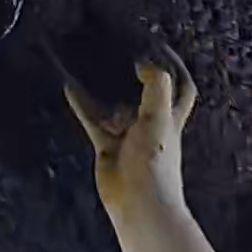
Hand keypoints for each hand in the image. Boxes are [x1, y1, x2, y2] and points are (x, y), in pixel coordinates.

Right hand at [64, 43, 196, 212]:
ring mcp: (128, 135)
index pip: (182, 88)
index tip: (160, 46)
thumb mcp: (160, 118)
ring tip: (94, 63)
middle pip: (149, 94)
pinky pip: (92, 118)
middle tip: (124, 50)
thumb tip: (145, 63)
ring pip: (117, 104)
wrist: (140, 206)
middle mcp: (151, 124)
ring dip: (107, 88)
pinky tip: (69, 86)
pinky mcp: (108, 145)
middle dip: (140, 75)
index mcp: (171, 118)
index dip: (176, 67)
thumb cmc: (156, 163)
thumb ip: (156, 86)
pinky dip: (82, 104)